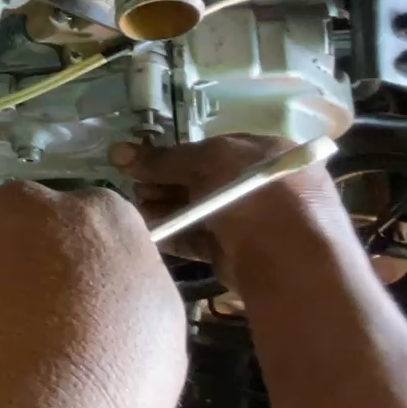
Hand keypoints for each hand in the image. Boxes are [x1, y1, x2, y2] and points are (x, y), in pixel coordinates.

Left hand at [0, 182, 187, 407]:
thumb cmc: (102, 395)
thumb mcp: (155, 344)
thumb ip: (120, 293)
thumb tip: (92, 291)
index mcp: (103, 220)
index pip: (93, 222)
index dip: (78, 263)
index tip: (69, 298)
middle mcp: (32, 202)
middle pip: (25, 220)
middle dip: (20, 257)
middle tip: (15, 315)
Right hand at [112, 135, 357, 289]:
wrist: (289, 259)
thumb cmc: (256, 194)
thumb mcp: (207, 161)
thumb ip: (162, 158)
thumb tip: (117, 152)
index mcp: (268, 154)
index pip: (213, 148)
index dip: (175, 153)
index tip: (142, 161)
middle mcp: (262, 185)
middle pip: (200, 178)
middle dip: (164, 181)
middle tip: (136, 185)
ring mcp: (250, 220)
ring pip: (195, 208)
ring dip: (163, 206)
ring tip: (137, 207)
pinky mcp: (236, 251)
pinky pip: (196, 236)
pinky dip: (172, 231)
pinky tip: (147, 228)